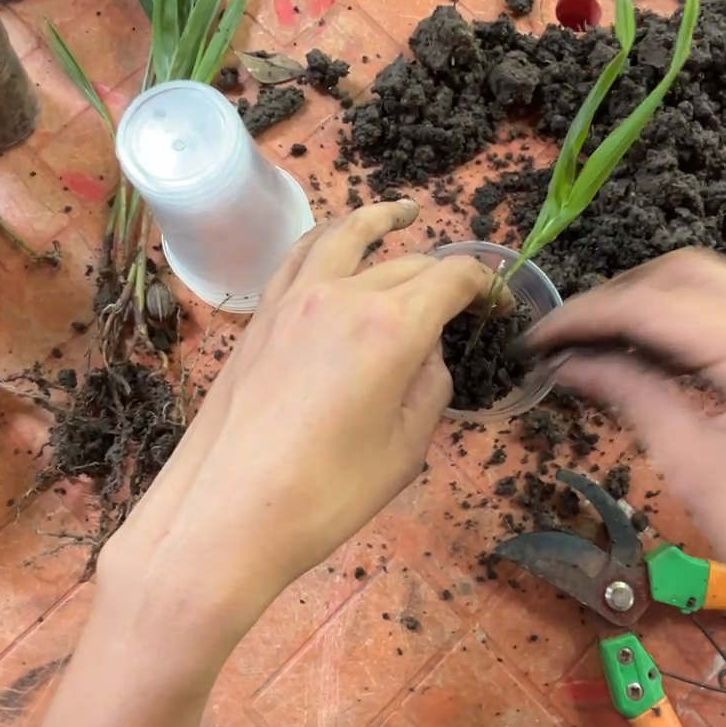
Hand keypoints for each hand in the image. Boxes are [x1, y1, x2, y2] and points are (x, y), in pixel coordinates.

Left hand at [98, 200, 492, 638]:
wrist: (225, 513)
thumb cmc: (326, 494)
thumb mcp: (406, 449)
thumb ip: (429, 386)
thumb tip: (426, 352)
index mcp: (391, 327)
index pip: (453, 279)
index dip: (487, 285)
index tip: (500, 302)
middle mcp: (343, 294)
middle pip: (408, 262)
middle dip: (445, 274)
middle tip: (462, 297)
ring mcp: (294, 297)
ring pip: (346, 235)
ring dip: (381, 220)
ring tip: (405, 213)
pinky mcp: (262, 313)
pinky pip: (300, 255)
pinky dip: (329, 238)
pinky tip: (334, 243)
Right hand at [521, 248, 725, 699]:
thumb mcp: (697, 472)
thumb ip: (630, 394)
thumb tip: (567, 361)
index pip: (661, 306)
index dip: (588, 315)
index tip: (536, 337)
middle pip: (691, 276)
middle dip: (618, 300)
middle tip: (566, 340)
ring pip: (716, 287)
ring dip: (652, 309)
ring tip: (598, 346)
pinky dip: (690, 326)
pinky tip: (653, 353)